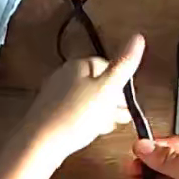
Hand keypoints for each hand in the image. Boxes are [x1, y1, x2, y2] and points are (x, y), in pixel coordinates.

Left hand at [13, 34, 144, 167]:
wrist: (40, 143)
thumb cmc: (77, 114)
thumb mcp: (107, 89)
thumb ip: (124, 65)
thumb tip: (138, 36)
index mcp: (77, 65)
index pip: (105, 64)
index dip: (120, 80)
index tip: (130, 97)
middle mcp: (63, 76)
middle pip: (95, 83)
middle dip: (112, 98)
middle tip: (125, 114)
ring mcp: (55, 96)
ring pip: (86, 99)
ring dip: (102, 110)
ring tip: (113, 124)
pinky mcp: (49, 114)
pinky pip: (74, 112)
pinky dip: (87, 119)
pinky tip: (93, 131)